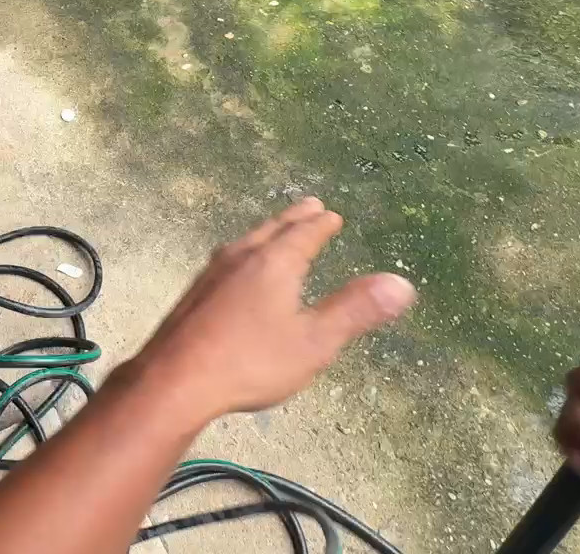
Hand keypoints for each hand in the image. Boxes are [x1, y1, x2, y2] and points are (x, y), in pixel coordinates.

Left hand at [123, 198, 415, 428]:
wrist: (177, 375)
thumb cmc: (251, 360)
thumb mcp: (314, 342)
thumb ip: (354, 311)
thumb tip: (402, 283)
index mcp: (272, 263)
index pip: (301, 236)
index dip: (319, 225)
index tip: (330, 213)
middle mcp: (240, 257)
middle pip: (271, 230)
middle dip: (293, 219)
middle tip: (309, 205)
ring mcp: (212, 272)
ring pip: (246, 241)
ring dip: (267, 232)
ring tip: (275, 232)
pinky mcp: (195, 291)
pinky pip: (229, 258)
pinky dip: (246, 251)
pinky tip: (237, 267)